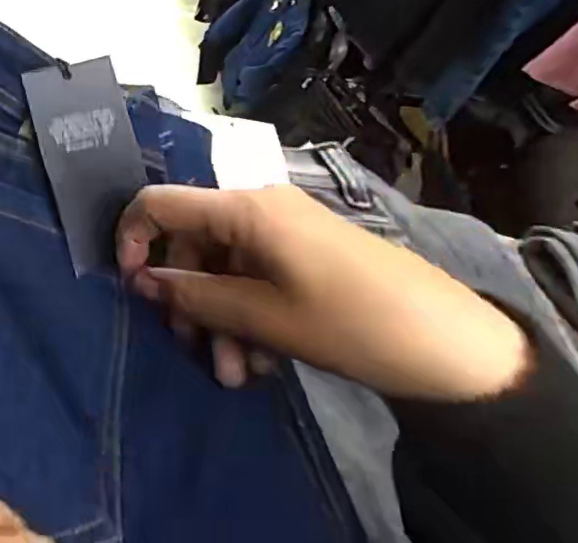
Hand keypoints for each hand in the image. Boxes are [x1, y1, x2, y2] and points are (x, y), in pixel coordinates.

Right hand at [115, 185, 529, 400]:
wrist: (446, 340)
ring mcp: (282, 227)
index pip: (162, 202)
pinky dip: (248, 312)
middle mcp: (258, 206)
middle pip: (193, 242)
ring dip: (220, 318)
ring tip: (240, 374)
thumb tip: (144, 280)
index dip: (133, 238)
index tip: (131, 289)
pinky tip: (264, 359)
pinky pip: (254, 273)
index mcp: (244, 207)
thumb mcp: (264, 317)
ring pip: (223, 266)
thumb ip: (196, 296)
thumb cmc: (348, 320)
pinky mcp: (301, 250)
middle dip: (188, 300)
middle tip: (198, 352)